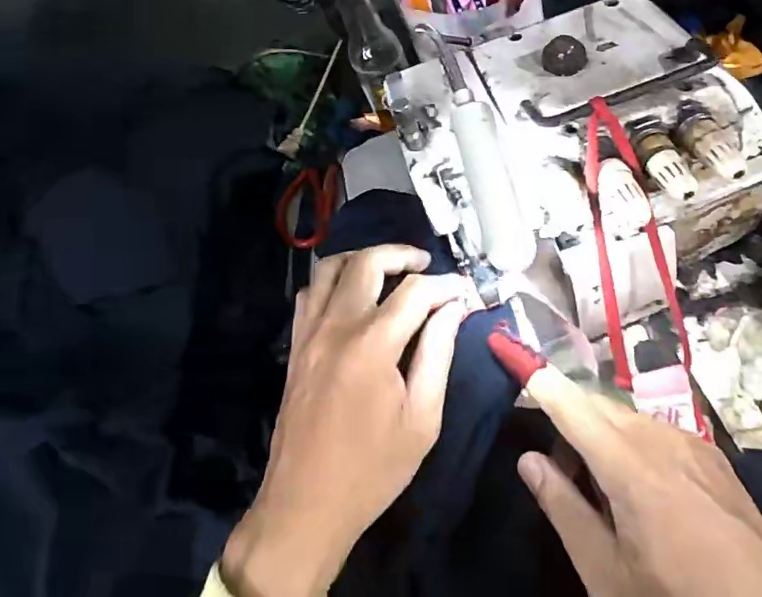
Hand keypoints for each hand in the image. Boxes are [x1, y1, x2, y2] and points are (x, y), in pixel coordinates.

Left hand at [220, 245, 476, 596]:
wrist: (305, 505)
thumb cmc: (372, 469)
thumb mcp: (422, 419)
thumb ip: (438, 353)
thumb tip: (454, 307)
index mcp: (372, 344)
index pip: (415, 291)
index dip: (446, 285)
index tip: (465, 291)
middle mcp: (336, 325)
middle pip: (367, 262)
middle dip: (402, 255)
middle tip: (427, 265)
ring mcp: (309, 332)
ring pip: (331, 267)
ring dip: (363, 259)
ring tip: (390, 271)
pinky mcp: (295, 345)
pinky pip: (311, 293)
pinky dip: (334, 281)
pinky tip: (353, 297)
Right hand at [519, 366, 761, 596]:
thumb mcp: (607, 573)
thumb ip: (563, 509)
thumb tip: (529, 459)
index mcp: (628, 464)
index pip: (569, 403)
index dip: (536, 375)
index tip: (507, 348)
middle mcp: (659, 437)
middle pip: (596, 407)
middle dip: (568, 421)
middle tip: (560, 474)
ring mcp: (691, 443)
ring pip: (627, 419)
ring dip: (602, 437)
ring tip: (604, 495)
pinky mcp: (713, 457)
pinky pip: (658, 434)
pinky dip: (635, 446)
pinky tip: (646, 496)